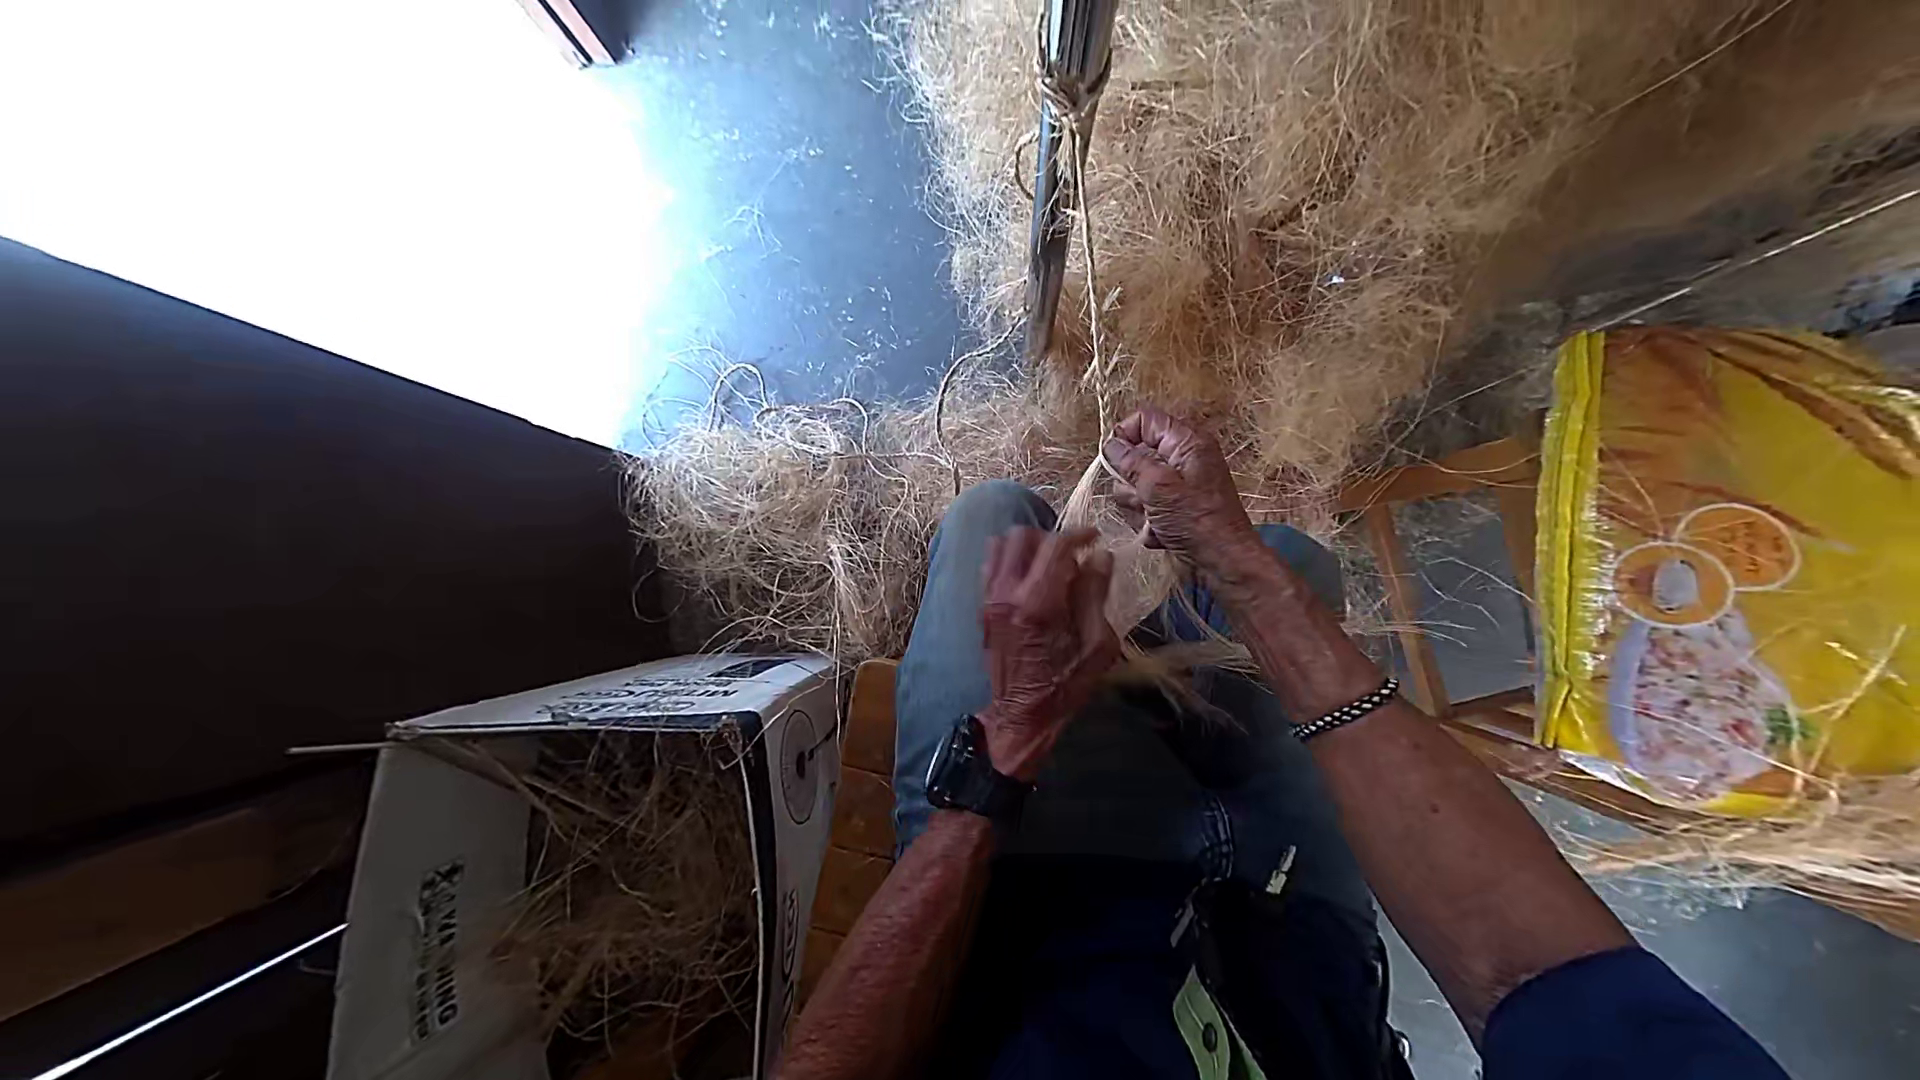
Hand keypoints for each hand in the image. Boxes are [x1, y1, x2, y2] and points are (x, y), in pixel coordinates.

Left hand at [979, 527, 1118, 781]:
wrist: (1020, 714)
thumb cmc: (1064, 686)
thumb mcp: (1096, 646)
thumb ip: (1095, 596)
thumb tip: (1099, 557)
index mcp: (1038, 604)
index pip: (1055, 547)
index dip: (1078, 535)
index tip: (1095, 537)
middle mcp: (1007, 594)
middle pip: (1023, 536)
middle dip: (1052, 538)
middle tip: (1072, 554)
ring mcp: (989, 598)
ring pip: (1001, 544)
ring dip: (1029, 545)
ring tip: (1050, 562)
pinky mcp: (982, 606)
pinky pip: (991, 564)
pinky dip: (1011, 558)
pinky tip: (1030, 574)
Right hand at [1102, 407, 1262, 572]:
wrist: (1221, 561)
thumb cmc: (1197, 521)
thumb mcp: (1158, 487)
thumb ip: (1131, 462)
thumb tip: (1110, 444)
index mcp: (1186, 442)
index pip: (1144, 420)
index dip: (1124, 435)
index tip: (1114, 460)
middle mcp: (1180, 459)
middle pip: (1133, 456)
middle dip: (1130, 482)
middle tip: (1144, 498)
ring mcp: (1174, 485)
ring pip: (1133, 485)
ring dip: (1137, 506)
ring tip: (1155, 520)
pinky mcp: (1170, 507)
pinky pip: (1142, 506)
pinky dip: (1147, 521)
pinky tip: (1160, 533)